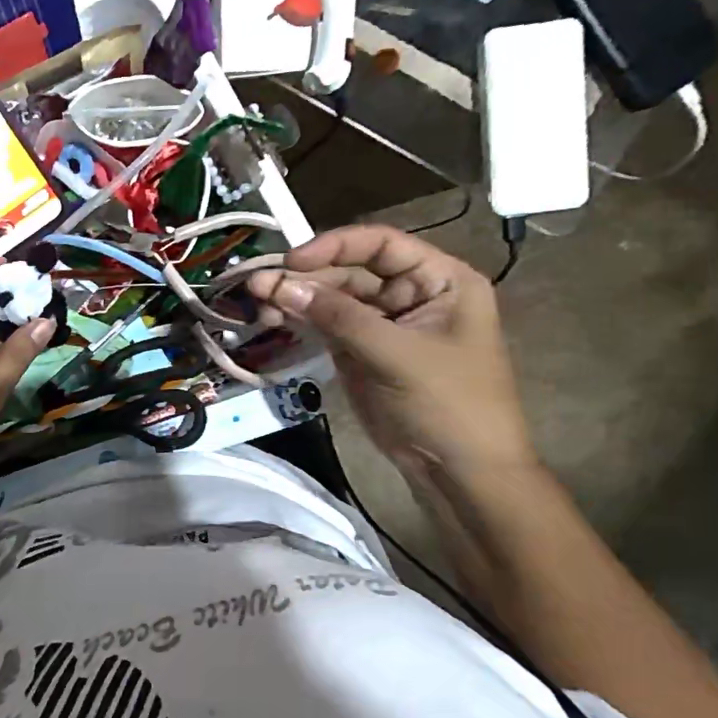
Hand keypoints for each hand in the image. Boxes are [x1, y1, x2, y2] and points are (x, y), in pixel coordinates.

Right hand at [246, 225, 534, 483]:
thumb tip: (279, 285)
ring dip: (297, 299)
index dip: (336, 246)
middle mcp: (411, 293)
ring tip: (258, 304)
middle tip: (258, 286)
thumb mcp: (395, 354)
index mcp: (440, 279)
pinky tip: (272, 320)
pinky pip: (326, 327)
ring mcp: (383, 324)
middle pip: (350, 271)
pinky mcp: (361, 352)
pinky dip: (300, 322)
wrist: (460, 473)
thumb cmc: (447, 403)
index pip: (382, 244)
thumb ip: (338, 317)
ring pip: (332, 299)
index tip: (292, 260)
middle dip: (306, 278)